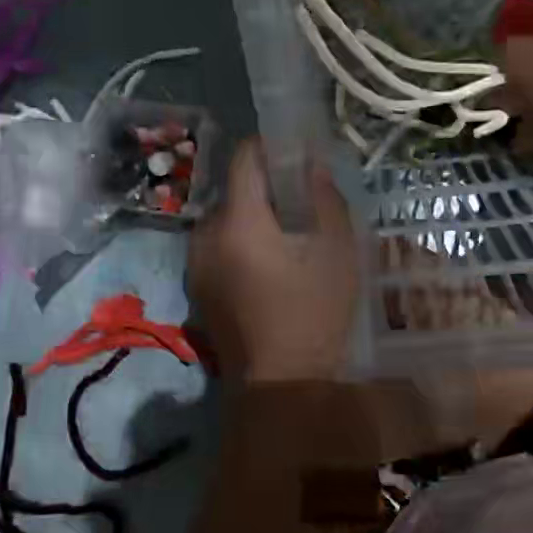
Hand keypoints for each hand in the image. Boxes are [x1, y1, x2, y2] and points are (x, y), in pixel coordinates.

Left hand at [188, 138, 357, 383]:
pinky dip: (241, 241)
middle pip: (234, 190)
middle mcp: (205, 235)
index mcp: (238, 222)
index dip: (271, 146)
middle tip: (304, 201)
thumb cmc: (314, 315)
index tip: (298, 152)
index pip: (244, 159)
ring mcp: (195, 263)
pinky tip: (270, 266)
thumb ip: (325, 201)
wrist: (279, 385)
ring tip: (290, 236)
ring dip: (254, 216)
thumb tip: (312, 166)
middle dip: (267, 187)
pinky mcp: (197, 286)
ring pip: (226, 218)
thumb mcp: (337, 254)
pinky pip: (218, 245)